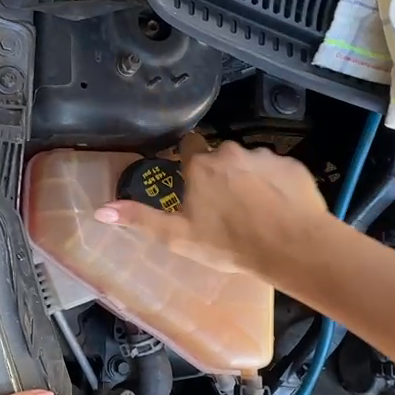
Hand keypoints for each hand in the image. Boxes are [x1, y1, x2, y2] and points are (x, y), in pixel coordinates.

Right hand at [92, 141, 327, 274]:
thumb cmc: (230, 243)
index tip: (191, 181)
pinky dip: (275, 185)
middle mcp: (231, 152)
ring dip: (248, 179)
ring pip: (249, 163)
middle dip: (220, 173)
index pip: (188, 146)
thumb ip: (140, 219)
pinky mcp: (294, 166)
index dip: (188, 162)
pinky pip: (278, 171)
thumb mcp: (177, 236)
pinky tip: (277, 209)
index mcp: (201, 165)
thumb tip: (101, 210)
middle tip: (223, 205)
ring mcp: (265, 157)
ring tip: (253, 210)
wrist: (294, 248)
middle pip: (220, 156)